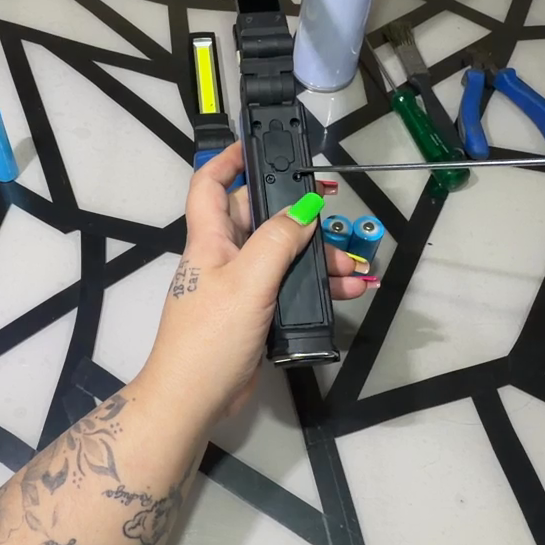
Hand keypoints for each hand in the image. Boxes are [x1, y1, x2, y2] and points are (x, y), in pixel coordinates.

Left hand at [138, 143, 365, 422]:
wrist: (194, 399)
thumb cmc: (211, 335)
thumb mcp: (248, 281)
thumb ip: (277, 241)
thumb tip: (304, 208)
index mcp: (210, 239)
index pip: (211, 185)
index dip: (228, 160)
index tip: (258, 145)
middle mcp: (223, 256)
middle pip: (261, 219)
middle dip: (297, 216)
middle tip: (334, 213)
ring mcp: (239, 286)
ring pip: (282, 256)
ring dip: (316, 258)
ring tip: (350, 268)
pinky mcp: (255, 313)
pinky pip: (288, 288)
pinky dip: (316, 287)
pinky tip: (346, 290)